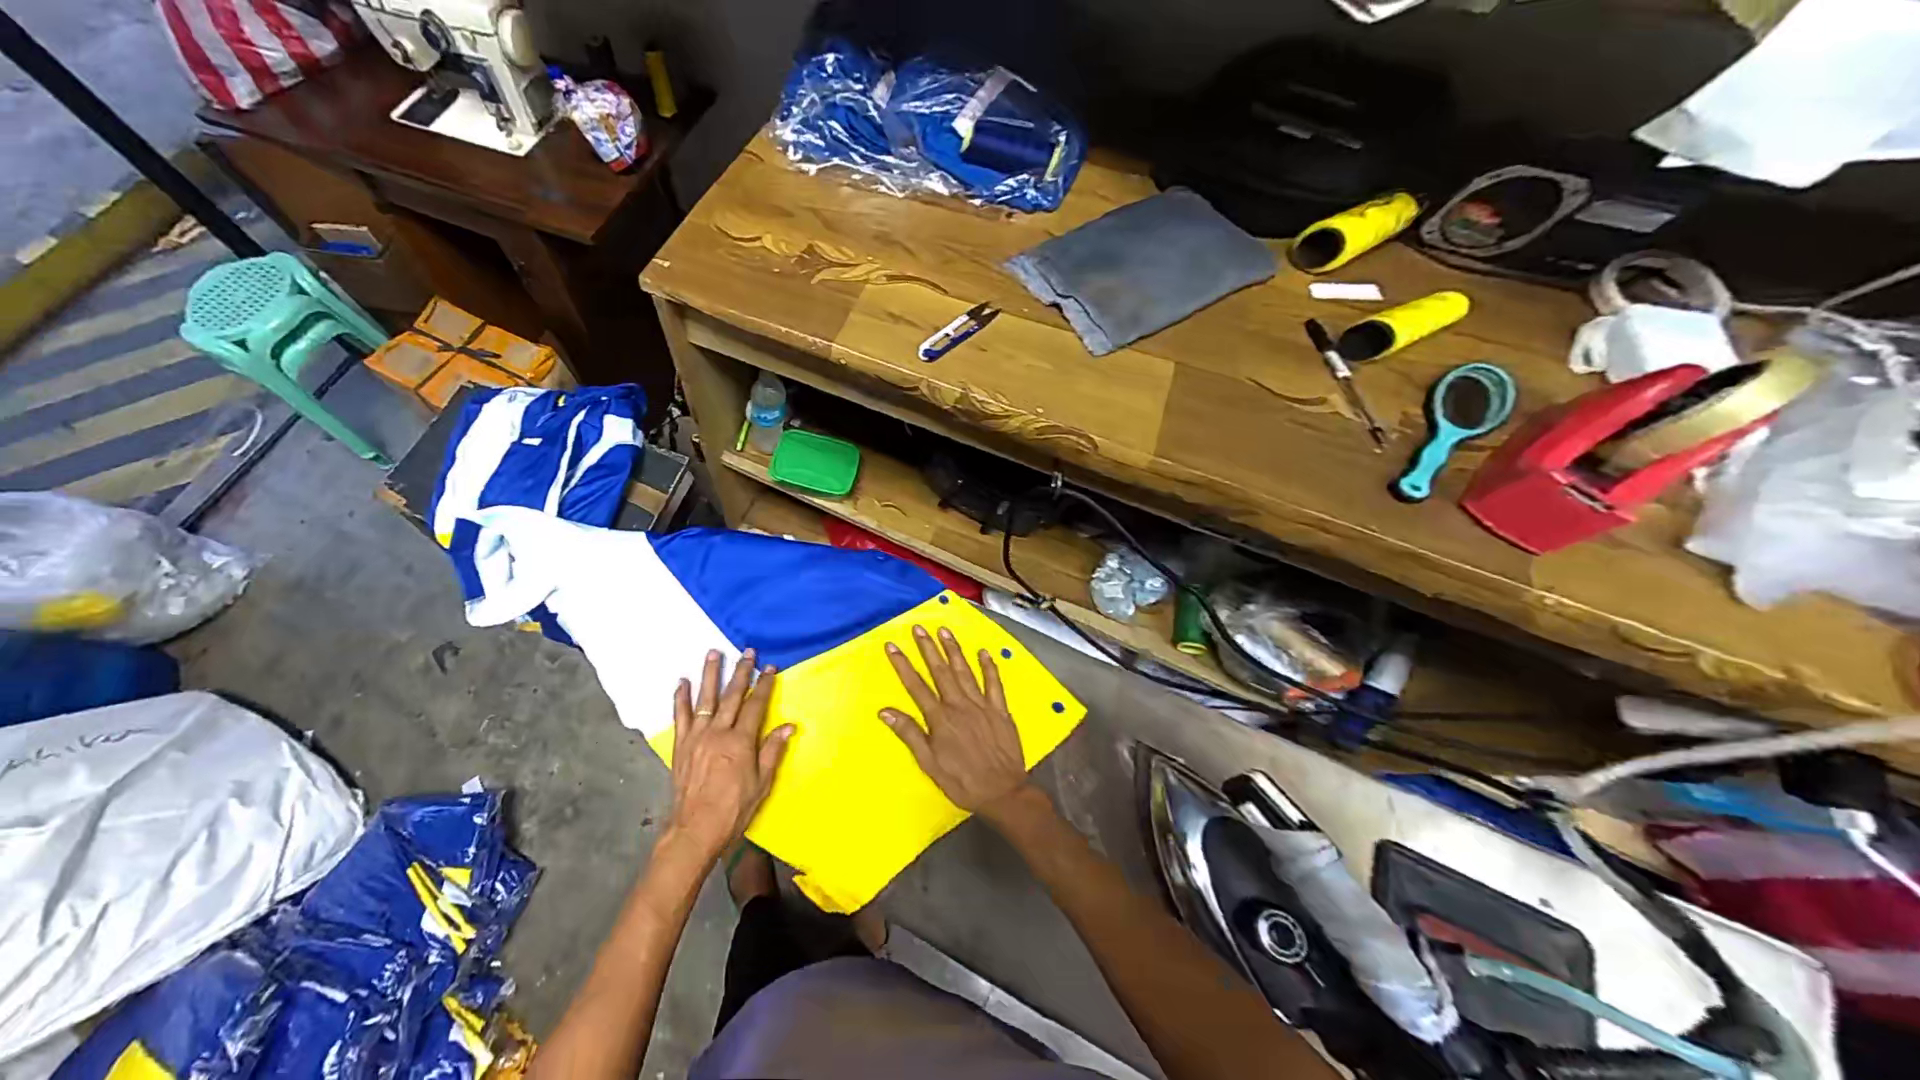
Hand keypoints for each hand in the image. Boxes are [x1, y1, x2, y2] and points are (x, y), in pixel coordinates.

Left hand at [666, 649, 793, 858]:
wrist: (696, 829)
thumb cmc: (734, 809)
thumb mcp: (762, 783)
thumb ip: (773, 751)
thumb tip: (789, 726)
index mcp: (740, 741)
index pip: (755, 705)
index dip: (764, 685)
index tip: (770, 668)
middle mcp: (718, 733)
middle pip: (731, 696)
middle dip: (741, 672)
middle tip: (747, 652)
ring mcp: (696, 737)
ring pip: (705, 699)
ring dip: (710, 674)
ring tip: (714, 653)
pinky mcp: (681, 746)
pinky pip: (680, 716)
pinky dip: (681, 698)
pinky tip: (682, 682)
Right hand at [880, 626, 1030, 816]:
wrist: (1002, 791)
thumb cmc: (962, 781)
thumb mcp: (929, 764)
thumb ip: (910, 734)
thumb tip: (886, 712)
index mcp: (940, 719)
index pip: (916, 686)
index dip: (903, 665)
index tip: (893, 647)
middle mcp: (959, 706)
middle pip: (940, 671)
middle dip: (928, 648)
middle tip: (918, 628)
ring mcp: (982, 706)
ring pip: (965, 671)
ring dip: (953, 650)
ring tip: (944, 631)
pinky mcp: (1001, 711)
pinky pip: (994, 683)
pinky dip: (989, 666)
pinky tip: (984, 652)